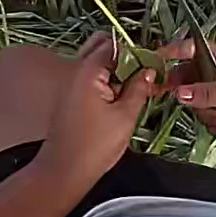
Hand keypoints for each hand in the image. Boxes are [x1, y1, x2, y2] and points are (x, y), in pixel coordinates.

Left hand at [31, 33, 154, 190]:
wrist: (63, 171)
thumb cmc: (95, 145)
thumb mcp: (125, 116)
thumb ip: (139, 89)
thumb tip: (149, 71)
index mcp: (88, 71)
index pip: (113, 45)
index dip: (134, 52)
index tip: (151, 65)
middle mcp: (76, 72)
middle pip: (102, 50)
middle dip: (124, 59)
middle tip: (143, 75)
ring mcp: (71, 84)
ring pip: (96, 66)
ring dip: (115, 72)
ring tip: (136, 88)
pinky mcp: (70, 97)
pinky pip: (90, 80)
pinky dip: (105, 83)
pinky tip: (120, 98)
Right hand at [157, 39, 215, 165]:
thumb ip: (208, 92)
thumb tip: (178, 92)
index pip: (199, 49)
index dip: (178, 52)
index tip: (157, 59)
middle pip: (193, 77)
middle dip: (190, 91)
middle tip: (179, 98)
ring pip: (198, 101)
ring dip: (206, 113)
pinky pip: (208, 117)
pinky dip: (213, 124)